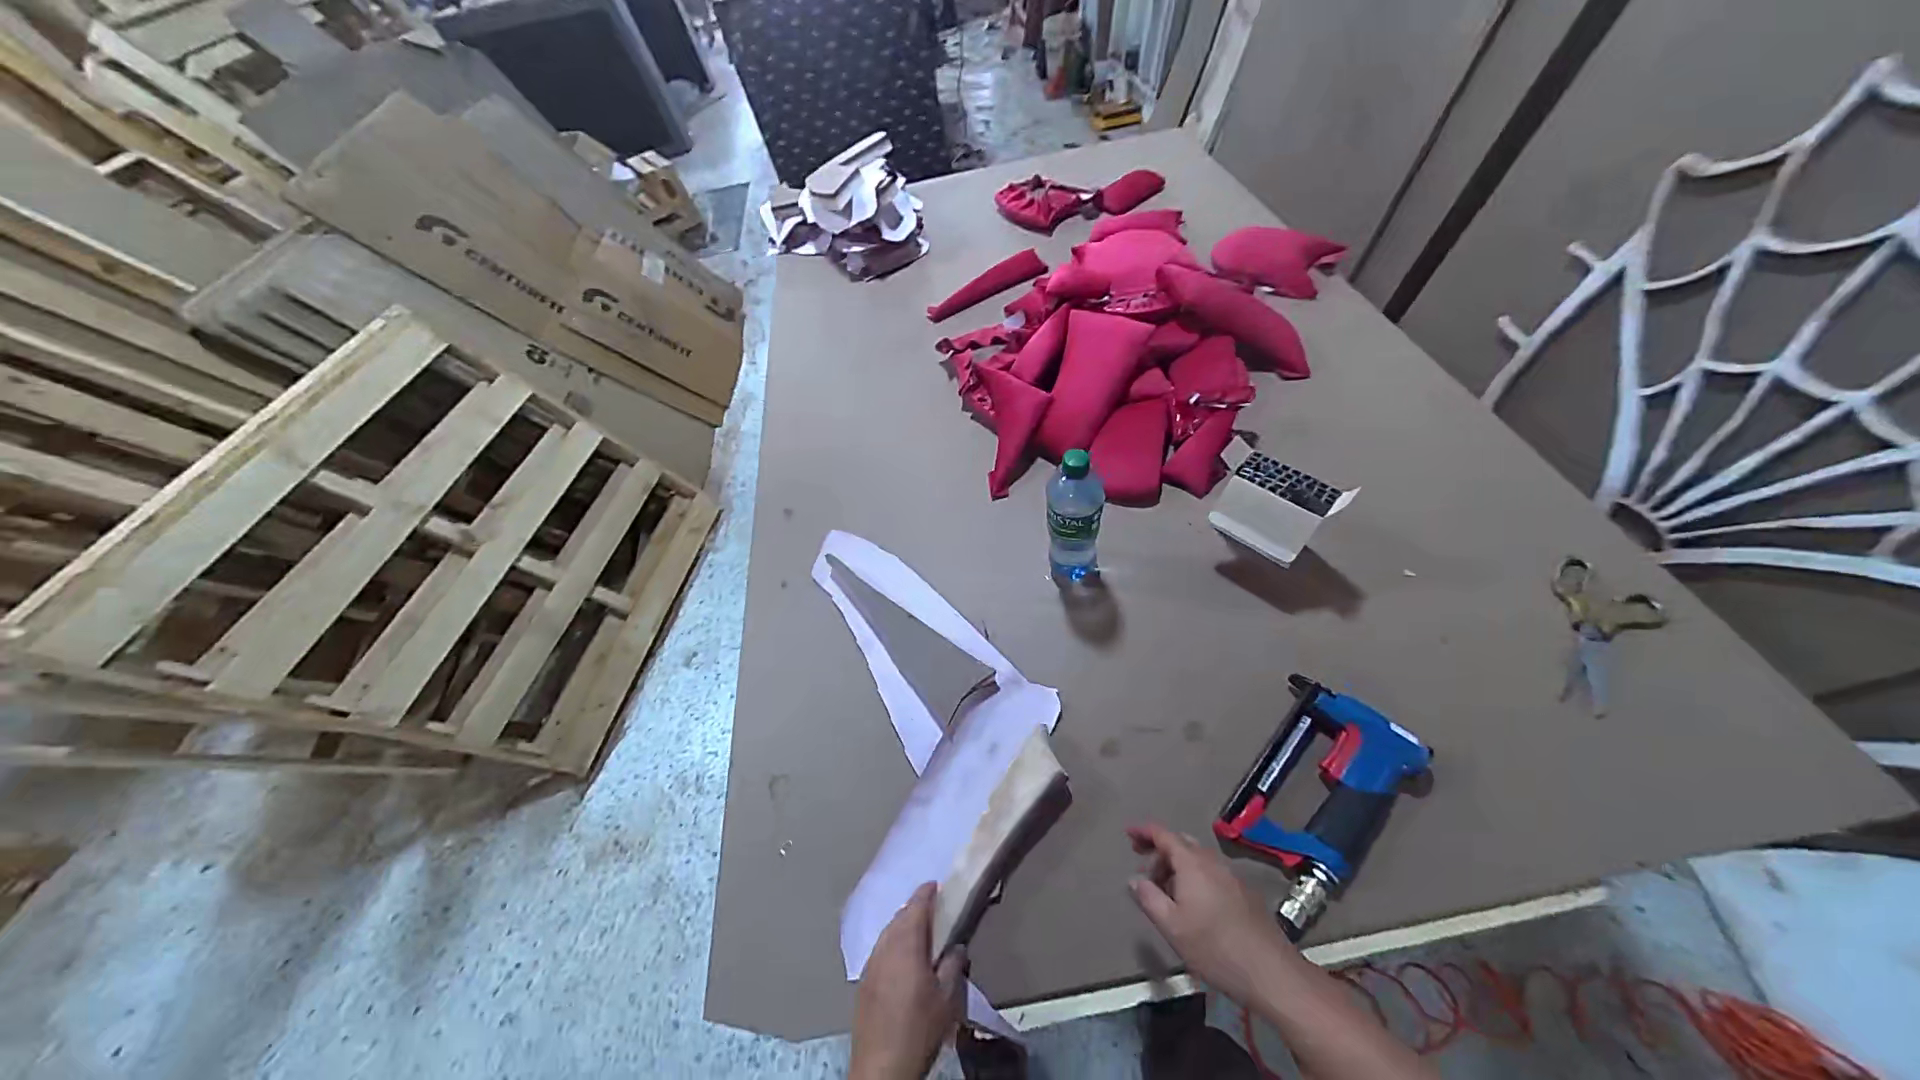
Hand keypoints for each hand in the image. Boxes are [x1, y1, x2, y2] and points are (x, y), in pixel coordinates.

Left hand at [849, 882, 967, 1079]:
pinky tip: (901, 959)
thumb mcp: (947, 997)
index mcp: (905, 944)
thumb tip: (955, 946)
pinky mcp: (862, 984)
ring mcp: (869, 966)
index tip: (936, 885)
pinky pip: (880, 951)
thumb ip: (953, 964)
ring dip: (902, 927)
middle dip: (914, 910)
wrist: (881, 1068)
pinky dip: (892, 945)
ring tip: (918, 933)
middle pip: (898, 918)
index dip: (926, 893)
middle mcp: (883, 948)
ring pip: (887, 935)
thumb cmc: (919, 1028)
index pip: (915, 907)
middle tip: (932, 910)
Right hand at [1126, 822, 1299, 1004]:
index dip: (1144, 831)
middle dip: (1159, 851)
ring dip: (1177, 866)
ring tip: (1165, 891)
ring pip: (1198, 859)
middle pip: (1181, 843)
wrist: (1271, 972)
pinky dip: (1194, 877)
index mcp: (1192, 863)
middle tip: (1143, 869)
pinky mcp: (1245, 893)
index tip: (1128, 833)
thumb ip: (1148, 898)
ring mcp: (1232, 876)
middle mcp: (1213, 862)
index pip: (1163, 835)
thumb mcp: (1171, 927)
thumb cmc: (1215, 948)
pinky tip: (1192, 904)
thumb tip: (1134, 879)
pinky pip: (1212, 873)